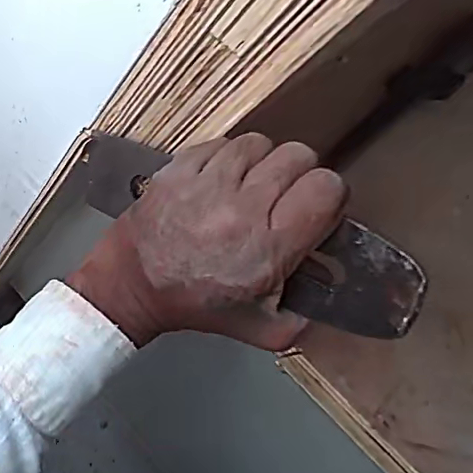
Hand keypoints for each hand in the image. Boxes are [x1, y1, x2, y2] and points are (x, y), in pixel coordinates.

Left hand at [65, 133, 345, 347]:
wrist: (131, 285)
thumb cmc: (193, 305)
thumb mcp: (266, 328)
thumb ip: (311, 313)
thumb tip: (341, 288)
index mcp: (269, 246)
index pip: (327, 188)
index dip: (327, 195)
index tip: (314, 206)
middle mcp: (239, 209)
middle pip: (297, 156)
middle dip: (298, 174)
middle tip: (281, 195)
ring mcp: (204, 185)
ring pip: (258, 143)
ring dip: (260, 160)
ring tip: (249, 184)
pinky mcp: (175, 171)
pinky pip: (218, 143)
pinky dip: (224, 156)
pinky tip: (219, 178)